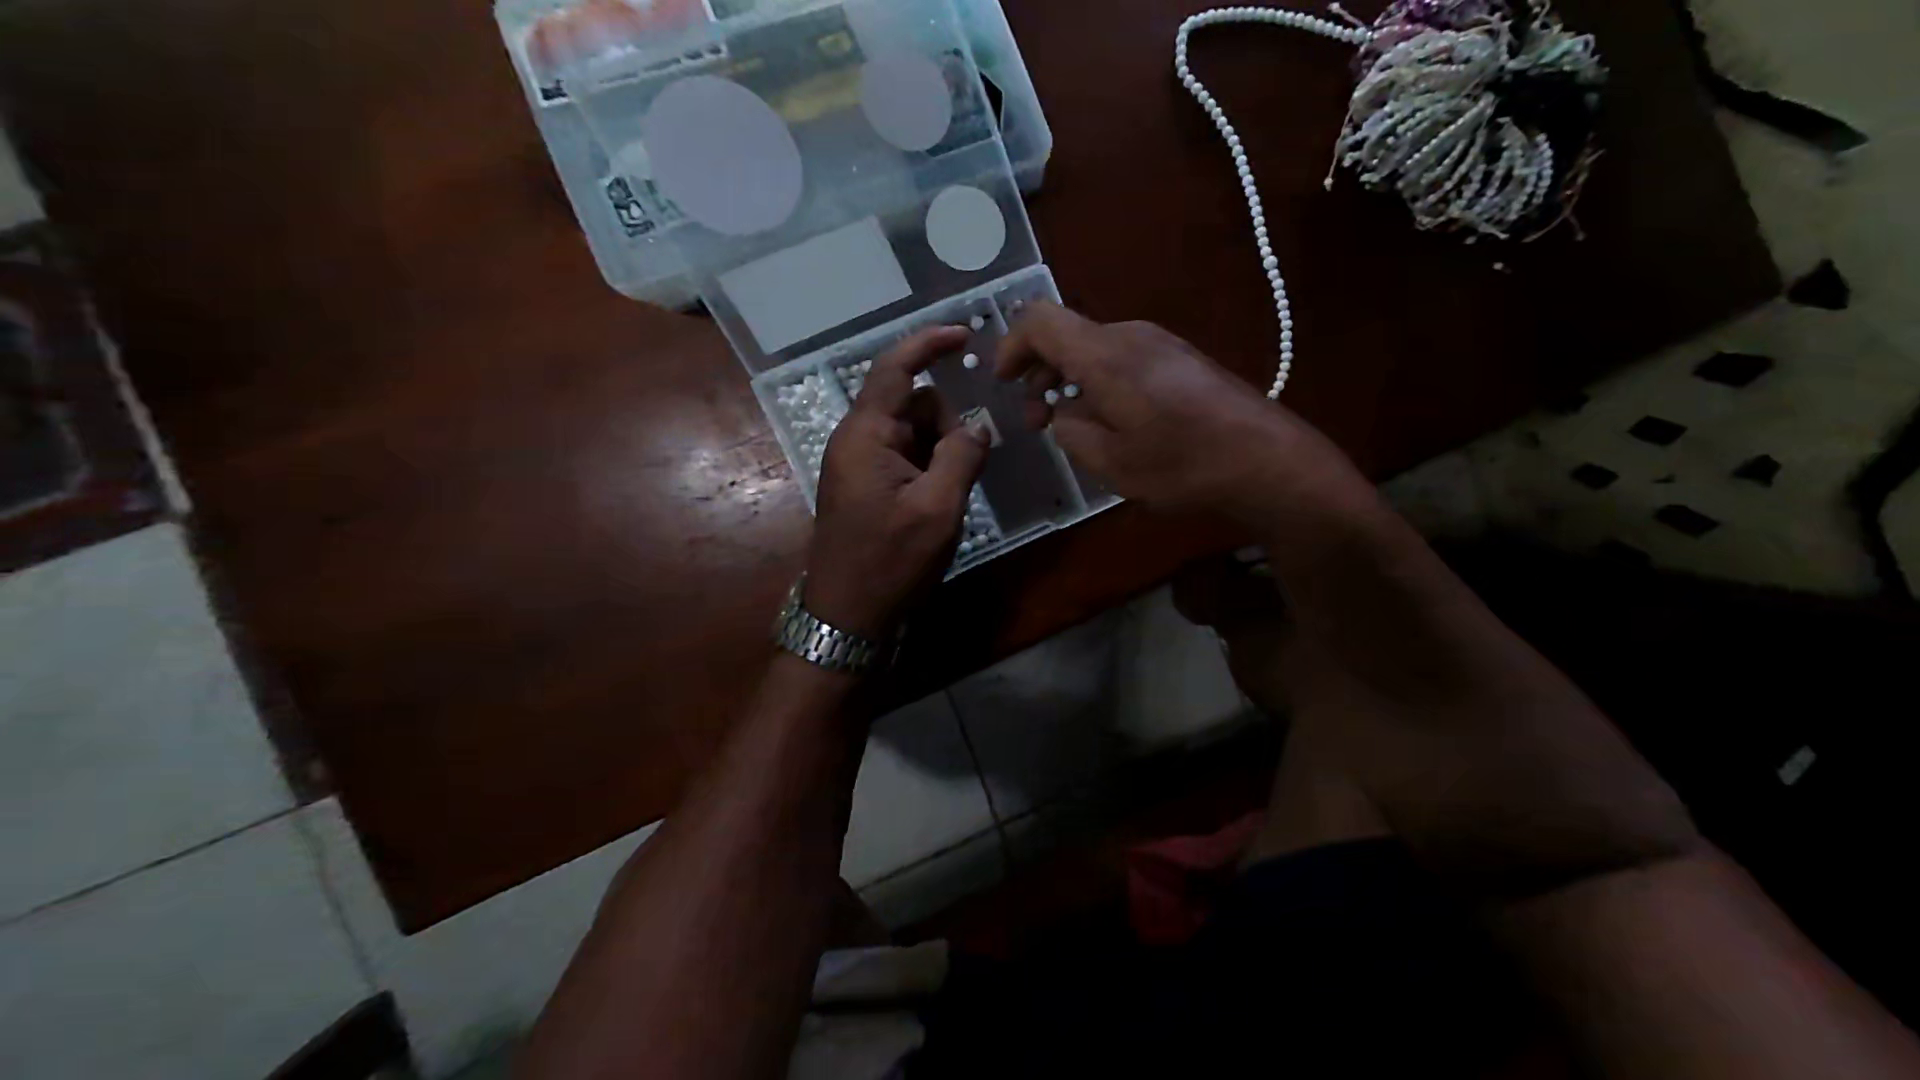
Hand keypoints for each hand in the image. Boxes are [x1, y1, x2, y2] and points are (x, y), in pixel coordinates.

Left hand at [803, 326, 992, 640]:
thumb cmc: (890, 562)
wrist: (848, 616)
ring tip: (953, 494)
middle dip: (946, 423)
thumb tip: (978, 425)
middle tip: (968, 465)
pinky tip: (942, 500)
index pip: (895, 369)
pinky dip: (930, 468)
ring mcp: (860, 465)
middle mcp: (857, 441)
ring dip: (941, 450)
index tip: (965, 334)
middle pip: (912, 404)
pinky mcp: (867, 487)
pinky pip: (906, 459)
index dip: (928, 344)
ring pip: (912, 433)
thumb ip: (962, 457)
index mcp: (865, 435)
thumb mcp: (938, 509)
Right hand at [995, 302, 1368, 517]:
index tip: (1003, 381)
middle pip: (1066, 333)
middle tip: (1036, 419)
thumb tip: (1063, 413)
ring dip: (1069, 378)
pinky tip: (1109, 419)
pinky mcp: (1180, 359)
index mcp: (1105, 354)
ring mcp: (1160, 343)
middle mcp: (1130, 336)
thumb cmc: (1183, 464)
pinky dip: (1098, 380)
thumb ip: (1071, 431)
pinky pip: (1121, 357)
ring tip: (1069, 423)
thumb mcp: (1111, 462)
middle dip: (1038, 371)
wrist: (1268, 461)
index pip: (1040, 320)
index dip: (1011, 345)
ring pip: (1093, 346)